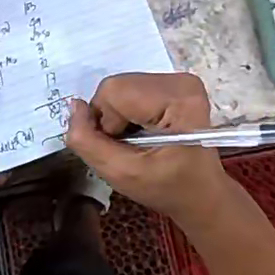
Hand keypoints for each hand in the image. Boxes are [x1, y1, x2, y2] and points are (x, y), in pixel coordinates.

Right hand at [63, 73, 234, 226]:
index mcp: (179, 100)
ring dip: (115, 113)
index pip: (114, 92)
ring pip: (118, 85)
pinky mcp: (173, 83)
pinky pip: (127, 87)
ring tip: (135, 137)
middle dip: (110, 117)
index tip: (125, 147)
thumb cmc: (166, 188)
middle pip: (115, 86)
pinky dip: (124, 109)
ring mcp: (178, 80)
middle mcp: (181, 82)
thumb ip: (87, 141)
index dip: (107, 123)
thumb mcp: (120, 174)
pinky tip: (141, 128)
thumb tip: (73, 106)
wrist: (200, 193)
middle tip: (128, 143)